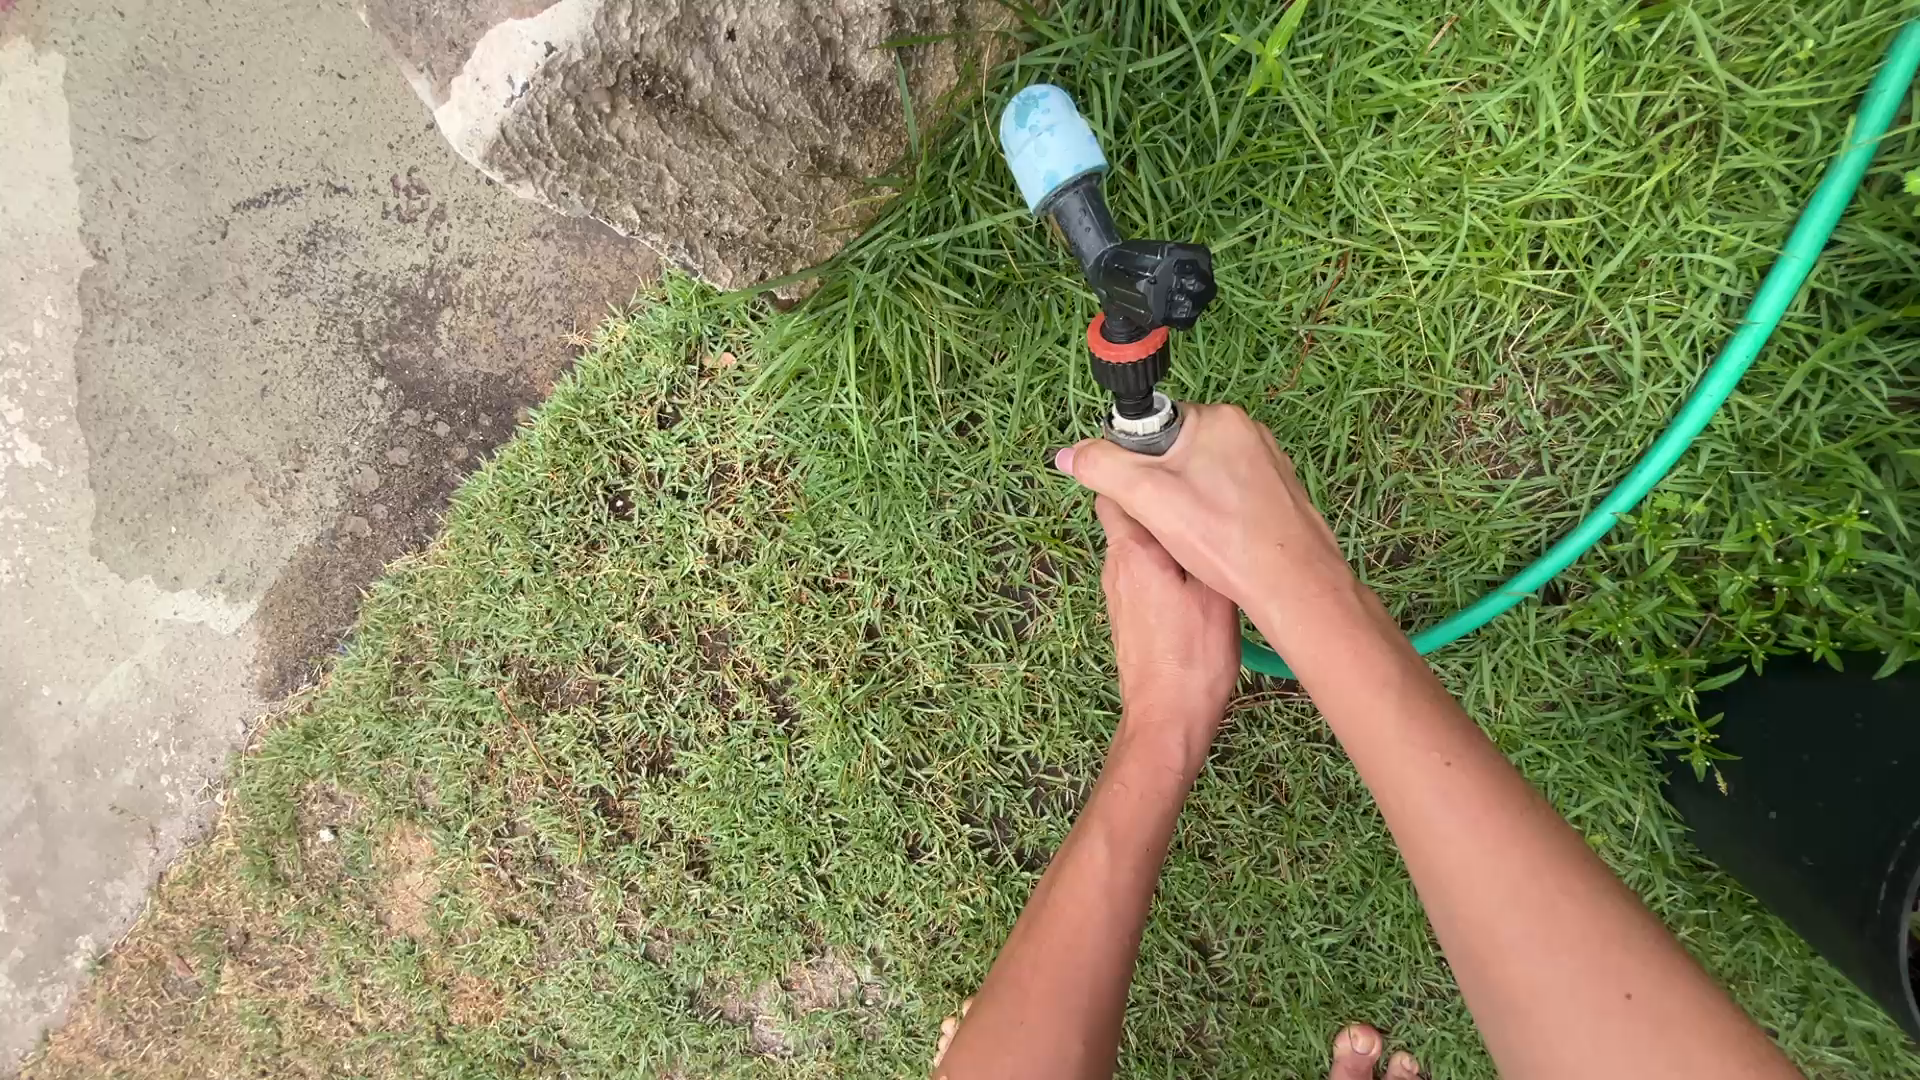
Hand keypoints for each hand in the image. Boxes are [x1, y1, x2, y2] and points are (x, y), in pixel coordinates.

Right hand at [1060, 404, 1359, 653]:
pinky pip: (1226, 490)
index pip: (1151, 428)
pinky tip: (1215, 538)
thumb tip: (1068, 455)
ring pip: (1200, 474)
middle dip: (1159, 485)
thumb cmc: (1223, 537)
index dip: (1132, 464)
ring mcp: (1264, 459)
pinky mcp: (1275, 488)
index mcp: (1216, 418)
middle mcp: (1245, 430)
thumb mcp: (1147, 498)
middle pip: (1174, 451)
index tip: (1139, 497)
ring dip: (1185, 500)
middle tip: (1164, 521)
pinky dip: (1213, 512)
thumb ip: (1102, 468)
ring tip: (1192, 534)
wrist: (1292, 582)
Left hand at [1095, 497, 1239, 773]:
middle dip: (1162, 505)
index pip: (1117, 491)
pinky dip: (1163, 564)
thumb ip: (1201, 545)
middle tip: (1204, 503)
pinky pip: (1141, 571)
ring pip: (1138, 544)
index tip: (1177, 468)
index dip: (1142, 474)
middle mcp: (1114, 565)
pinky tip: (1196, 575)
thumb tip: (1200, 509)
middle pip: (1130, 515)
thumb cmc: (1193, 655)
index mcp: (1131, 550)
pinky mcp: (1126, 612)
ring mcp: (1116, 591)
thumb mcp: (1212, 591)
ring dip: (1166, 537)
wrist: (1166, 715)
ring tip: (1208, 538)